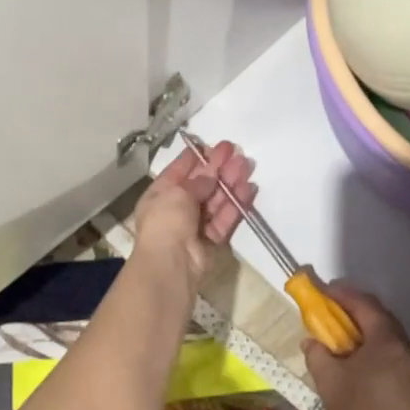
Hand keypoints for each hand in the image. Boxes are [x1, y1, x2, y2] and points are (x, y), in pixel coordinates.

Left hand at [135, 139, 255, 281]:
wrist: (172, 264)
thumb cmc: (166, 222)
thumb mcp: (177, 193)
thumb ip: (198, 181)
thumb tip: (211, 174)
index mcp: (159, 195)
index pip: (178, 172)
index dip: (195, 158)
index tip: (211, 145)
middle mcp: (176, 209)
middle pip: (201, 185)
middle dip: (218, 168)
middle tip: (236, 151)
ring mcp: (194, 225)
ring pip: (216, 200)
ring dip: (230, 183)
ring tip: (247, 165)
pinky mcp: (212, 239)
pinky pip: (225, 219)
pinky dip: (236, 205)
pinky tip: (249, 189)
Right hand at [304, 284, 409, 409]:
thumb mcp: (327, 378)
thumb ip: (318, 353)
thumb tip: (311, 341)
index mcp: (386, 342)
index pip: (366, 307)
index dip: (345, 296)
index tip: (328, 291)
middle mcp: (408, 349)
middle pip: (384, 320)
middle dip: (360, 313)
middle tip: (338, 312)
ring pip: (394, 341)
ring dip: (373, 334)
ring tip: (352, 340)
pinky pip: (400, 359)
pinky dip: (383, 353)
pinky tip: (368, 365)